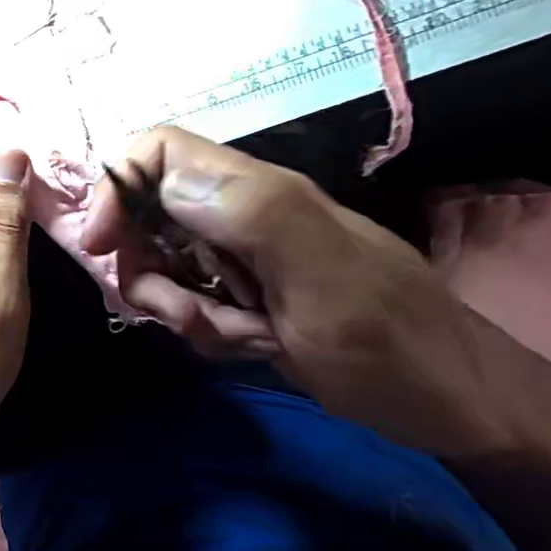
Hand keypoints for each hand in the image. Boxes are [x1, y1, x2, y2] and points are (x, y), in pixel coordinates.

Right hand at [82, 128, 508, 452]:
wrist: (447, 400)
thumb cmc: (390, 342)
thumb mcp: (326, 281)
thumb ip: (252, 216)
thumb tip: (165, 177)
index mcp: (256, 192)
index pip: (159, 151)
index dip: (118, 187)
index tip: (103, 247)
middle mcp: (241, 213)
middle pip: (148, 216)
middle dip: (153, 273)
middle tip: (194, 316)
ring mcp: (244, 256)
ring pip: (165, 267)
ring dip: (183, 310)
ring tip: (243, 337)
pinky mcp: (247, 295)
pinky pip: (192, 304)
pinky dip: (207, 330)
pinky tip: (254, 346)